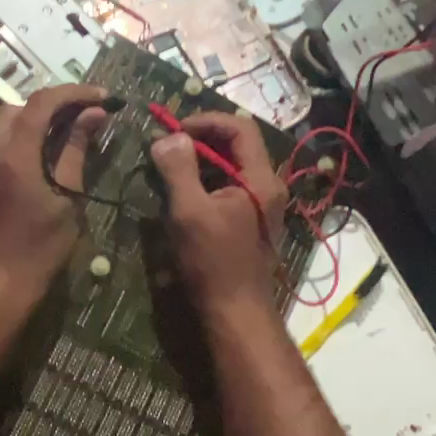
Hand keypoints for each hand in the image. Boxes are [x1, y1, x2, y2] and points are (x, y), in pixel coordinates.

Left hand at [0, 84, 107, 301]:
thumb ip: (76, 150)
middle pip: (19, 106)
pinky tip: (42, 155)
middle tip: (85, 115)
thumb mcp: (68, 198)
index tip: (103, 97)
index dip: (75, 93)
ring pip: (4, 123)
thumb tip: (93, 114)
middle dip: (52, 104)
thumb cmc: (40, 247)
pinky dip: (20, 137)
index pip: (42, 102)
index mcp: (14, 154)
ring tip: (66, 133)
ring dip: (34, 120)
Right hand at [148, 112, 289, 329]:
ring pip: (231, 166)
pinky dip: (205, 181)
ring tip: (168, 165)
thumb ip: (179, 169)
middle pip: (237, 144)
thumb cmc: (213, 262)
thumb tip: (169, 137)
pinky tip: (180, 191)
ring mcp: (261, 205)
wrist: (235, 314)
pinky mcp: (250, 221)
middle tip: (167, 143)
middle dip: (200, 139)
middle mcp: (268, 186)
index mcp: (261, 179)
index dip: (206, 121)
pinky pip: (228, 187)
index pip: (240, 127)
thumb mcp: (189, 211)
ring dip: (200, 160)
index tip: (174, 129)